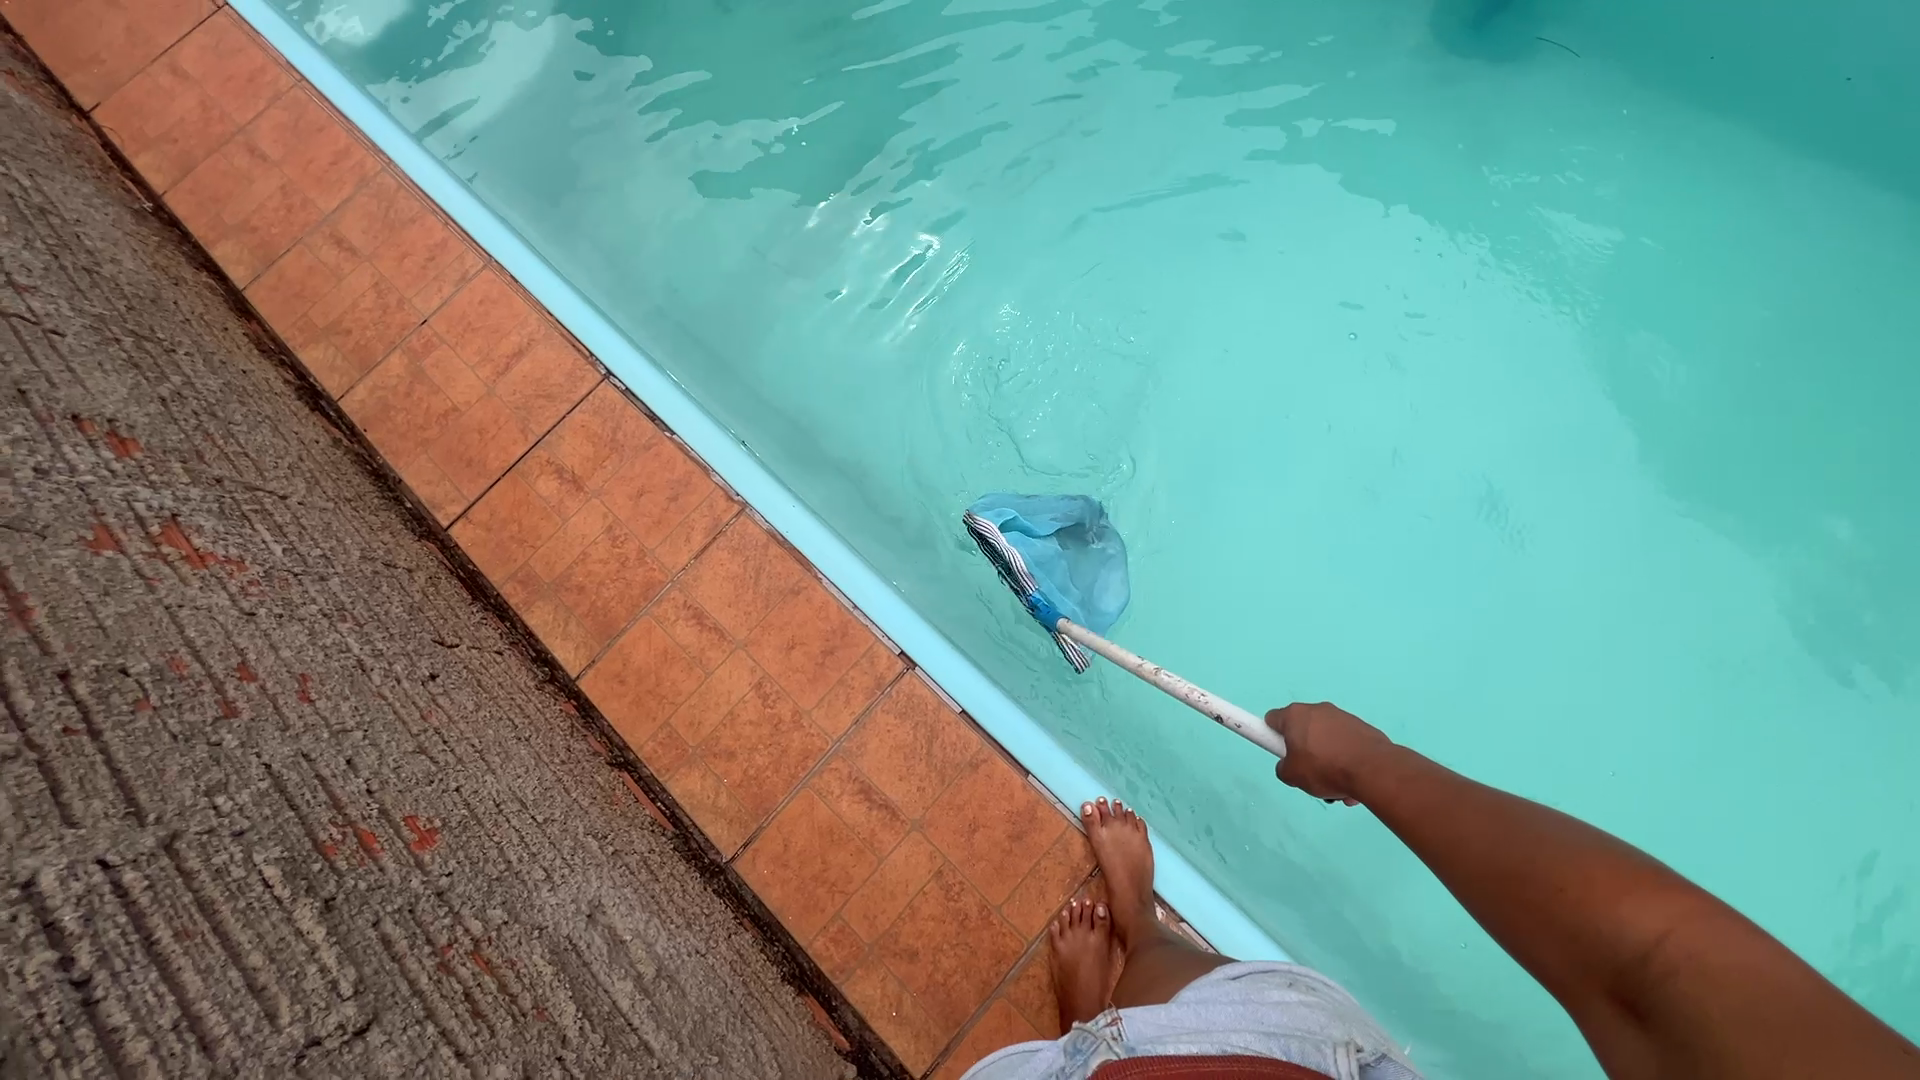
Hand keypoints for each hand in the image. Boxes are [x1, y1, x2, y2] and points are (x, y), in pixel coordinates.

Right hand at [1266, 702, 1394, 804]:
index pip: (1273, 720)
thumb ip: (1283, 768)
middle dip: (1305, 751)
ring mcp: (1344, 717)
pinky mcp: (1365, 728)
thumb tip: (1290, 766)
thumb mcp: (1292, 776)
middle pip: (1303, 731)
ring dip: (1329, 759)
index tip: (1281, 753)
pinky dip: (1348, 760)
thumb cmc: (1325, 768)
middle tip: (1310, 773)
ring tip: (1337, 785)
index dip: (1272, 737)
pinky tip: (1354, 782)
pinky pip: (1348, 745)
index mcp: (1295, 715)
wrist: (1375, 771)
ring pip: (1327, 740)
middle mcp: (1318, 710)